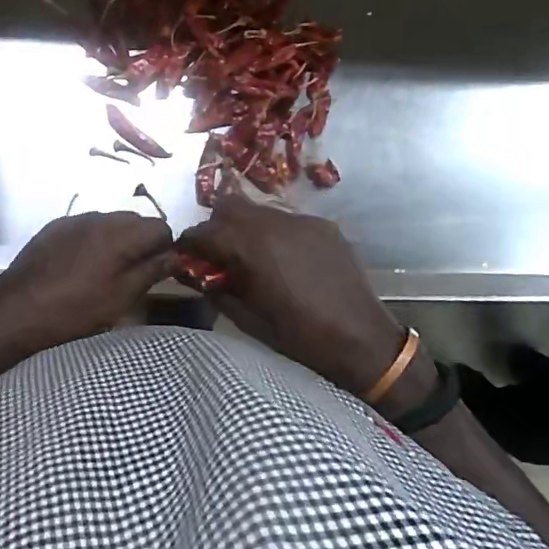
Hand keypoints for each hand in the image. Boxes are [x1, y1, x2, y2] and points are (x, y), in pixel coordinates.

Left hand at [0, 211, 176, 361]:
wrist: (16, 309)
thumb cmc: (75, 309)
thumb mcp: (121, 297)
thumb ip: (152, 271)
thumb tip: (177, 256)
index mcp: (120, 234)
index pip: (160, 227)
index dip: (166, 248)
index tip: (160, 270)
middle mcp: (99, 217)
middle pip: (135, 220)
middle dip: (143, 242)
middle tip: (136, 273)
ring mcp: (74, 219)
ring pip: (110, 221)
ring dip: (118, 239)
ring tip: (108, 270)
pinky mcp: (54, 227)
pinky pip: (85, 226)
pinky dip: (93, 239)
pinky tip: (82, 265)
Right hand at [179, 197, 431, 403]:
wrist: (364, 341)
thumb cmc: (300, 337)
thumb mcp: (248, 318)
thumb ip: (217, 290)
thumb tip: (194, 274)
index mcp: (251, 248)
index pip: (204, 231)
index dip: (189, 243)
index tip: (185, 256)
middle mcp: (273, 224)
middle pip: (229, 206)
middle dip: (216, 226)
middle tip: (217, 253)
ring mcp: (302, 222)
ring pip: (259, 210)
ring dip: (246, 228)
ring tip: (252, 257)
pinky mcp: (323, 226)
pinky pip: (287, 220)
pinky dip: (275, 234)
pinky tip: (284, 260)